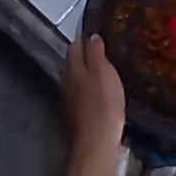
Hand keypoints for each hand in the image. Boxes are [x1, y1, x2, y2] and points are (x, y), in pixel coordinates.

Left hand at [63, 35, 125, 159]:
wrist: (97, 142)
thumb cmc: (103, 103)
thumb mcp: (103, 72)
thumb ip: (96, 53)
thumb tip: (91, 36)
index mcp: (72, 69)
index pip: (74, 46)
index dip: (84, 39)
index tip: (98, 34)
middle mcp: (67, 82)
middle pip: (74, 63)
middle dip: (86, 56)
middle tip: (106, 51)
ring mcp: (71, 101)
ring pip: (78, 80)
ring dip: (89, 74)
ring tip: (108, 71)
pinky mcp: (78, 116)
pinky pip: (84, 96)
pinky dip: (92, 90)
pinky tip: (105, 93)